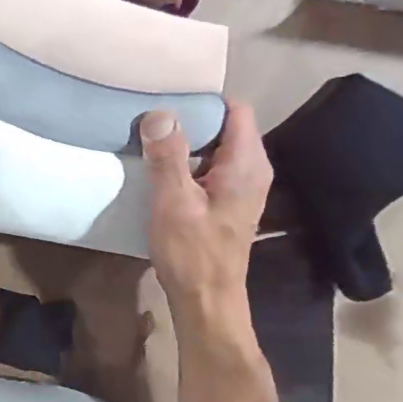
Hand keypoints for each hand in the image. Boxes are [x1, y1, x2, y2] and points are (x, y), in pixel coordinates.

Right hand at [139, 100, 272, 321]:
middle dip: (190, 120)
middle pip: (225, 126)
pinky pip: (210, 167)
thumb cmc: (192, 252)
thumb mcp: (174, 202)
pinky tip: (161, 171)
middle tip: (150, 121)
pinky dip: (188, 162)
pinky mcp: (228, 202)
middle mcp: (253, 169)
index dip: (202, 101)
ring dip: (186, 142)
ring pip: (215, 147)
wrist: (206, 300)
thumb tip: (159, 114)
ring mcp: (242, 187)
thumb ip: (168, 157)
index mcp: (247, 164)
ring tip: (150, 142)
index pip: (235, 109)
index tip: (166, 102)